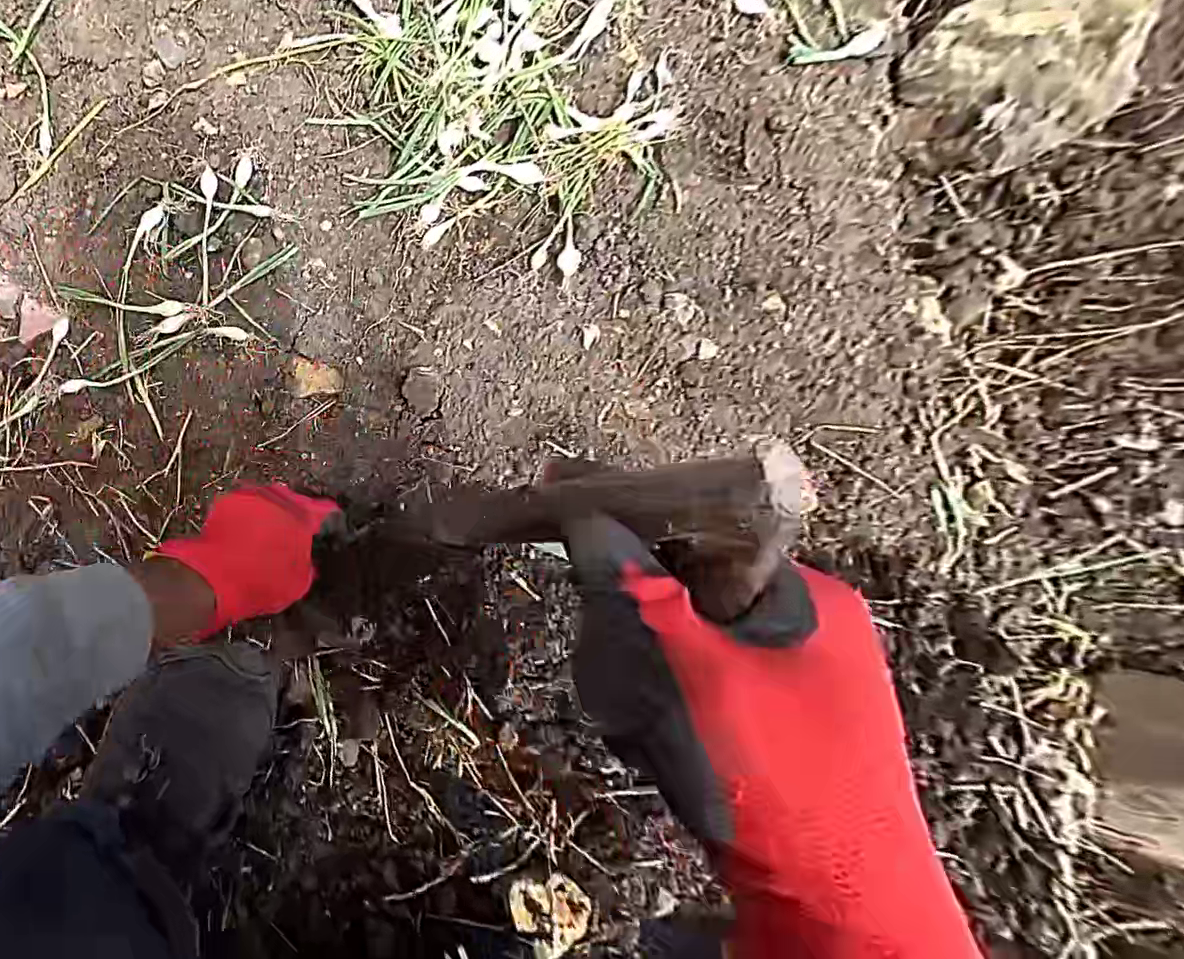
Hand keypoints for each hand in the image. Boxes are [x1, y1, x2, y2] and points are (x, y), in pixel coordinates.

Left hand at [152, 484, 340, 635]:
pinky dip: (247, 517)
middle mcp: (278, 499)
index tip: (326, 524)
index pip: (325, 509)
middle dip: (295, 515)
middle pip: (295, 500)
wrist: (214, 580)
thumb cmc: (255, 582)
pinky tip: (245, 536)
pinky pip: (245, 506)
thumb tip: (307, 563)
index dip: (328, 519)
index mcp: (302, 517)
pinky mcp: (227, 502)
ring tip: (266, 537)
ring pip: (268, 500)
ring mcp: (251, 497)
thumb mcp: (297, 583)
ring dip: (270, 514)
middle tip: (292, 536)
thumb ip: (308, 564)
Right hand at [565, 515, 978, 957]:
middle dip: (639, 588)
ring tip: (613, 656)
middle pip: (696, 575)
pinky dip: (662, 665)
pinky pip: (699, 659)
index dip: (637, 520)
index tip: (573, 507)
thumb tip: (587, 520)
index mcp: (812, 598)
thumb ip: (651, 597)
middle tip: (584, 589)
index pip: (707, 532)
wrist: (837, 903)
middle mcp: (807, 620)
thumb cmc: (783, 774)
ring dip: (647, 634)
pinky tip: (642, 697)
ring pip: (691, 619)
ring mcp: (791, 664)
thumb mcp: (707, 676)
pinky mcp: (770, 702)